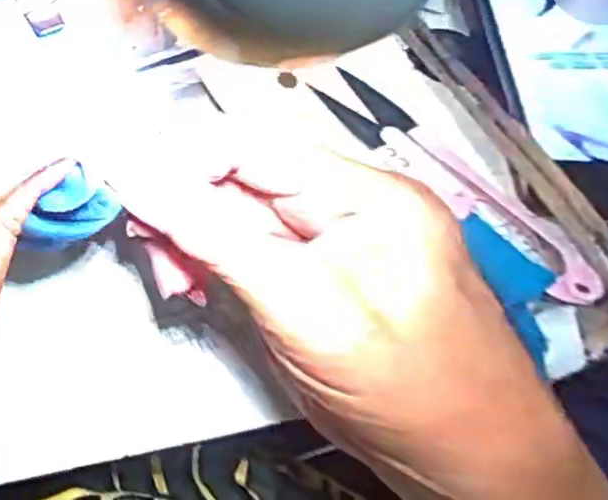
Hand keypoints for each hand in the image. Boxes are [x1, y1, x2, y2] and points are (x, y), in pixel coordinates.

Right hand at [104, 127, 607, 499]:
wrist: (482, 483)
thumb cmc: (424, 403)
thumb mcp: (306, 312)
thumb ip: (211, 236)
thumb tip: (131, 178)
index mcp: (364, 194)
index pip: (244, 142)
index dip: (176, 156)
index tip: (125, 185)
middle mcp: (338, 198)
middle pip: (223, 169)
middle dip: (174, 204)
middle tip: (145, 240)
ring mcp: (315, 228)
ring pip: (213, 202)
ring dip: (178, 234)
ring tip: (173, 276)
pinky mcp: (294, 257)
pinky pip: (223, 234)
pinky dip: (194, 254)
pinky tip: (189, 282)